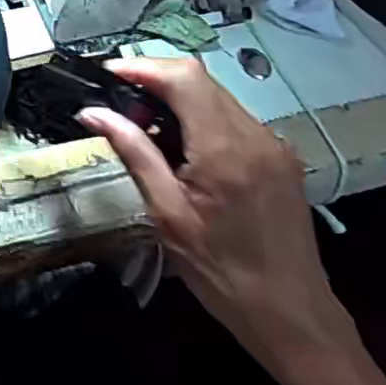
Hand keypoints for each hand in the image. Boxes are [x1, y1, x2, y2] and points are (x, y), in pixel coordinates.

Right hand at [76, 57, 358, 382]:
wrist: (293, 317)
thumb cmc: (221, 270)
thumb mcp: (165, 212)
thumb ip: (132, 152)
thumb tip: (92, 112)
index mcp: (226, 149)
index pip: (184, 78)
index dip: (142, 67)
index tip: (107, 76)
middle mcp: (256, 137)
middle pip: (200, 79)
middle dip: (154, 81)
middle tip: (121, 109)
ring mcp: (273, 146)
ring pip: (215, 95)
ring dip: (175, 99)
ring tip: (145, 130)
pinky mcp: (279, 158)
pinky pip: (231, 118)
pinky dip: (198, 117)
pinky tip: (180, 148)